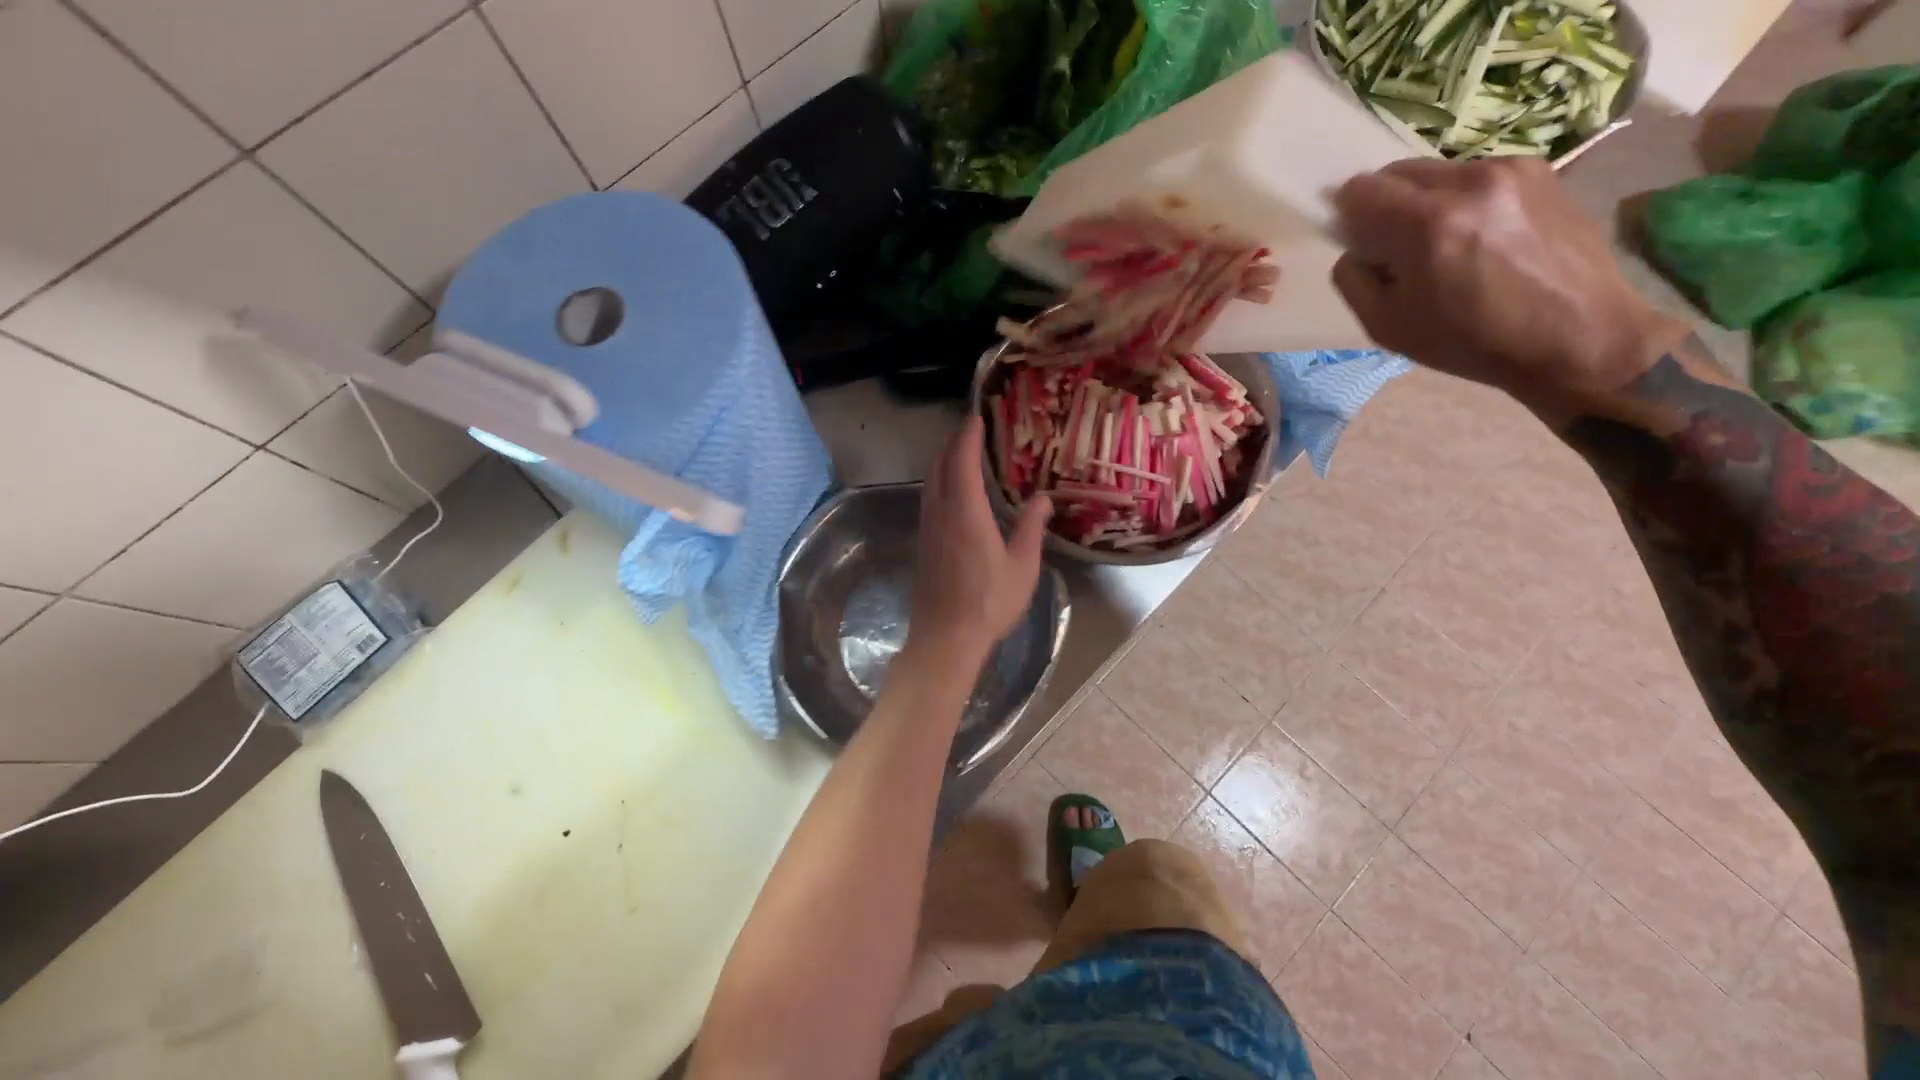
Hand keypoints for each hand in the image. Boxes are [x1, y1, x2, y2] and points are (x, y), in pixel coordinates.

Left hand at [909, 417, 1051, 661]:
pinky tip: (952, 492)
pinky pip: (929, 500)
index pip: (962, 462)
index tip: (976, 417)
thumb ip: (1031, 529)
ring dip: (943, 462)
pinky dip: (939, 483)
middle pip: (939, 466)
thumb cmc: (989, 603)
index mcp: (966, 513)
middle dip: (952, 444)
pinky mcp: (924, 544)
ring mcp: (928, 529)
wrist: (946, 637)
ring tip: (960, 454)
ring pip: (930, 483)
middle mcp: (941, 513)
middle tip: (970, 430)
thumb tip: (1042, 499)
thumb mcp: (1022, 566)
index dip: (967, 436)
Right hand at [1331, 158, 1693, 415]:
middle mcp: (1469, 182)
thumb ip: (1353, 279)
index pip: (1361, 189)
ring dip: (1428, 202)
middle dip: (1387, 205)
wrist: (1580, 338)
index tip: (1360, 240)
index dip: (1350, 215)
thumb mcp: (1388, 328)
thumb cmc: (1475, 343)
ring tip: (1449, 246)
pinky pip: (1478, 177)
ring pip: (1439, 173)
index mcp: (1427, 224)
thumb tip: (1357, 250)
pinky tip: (1484, 239)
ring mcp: (1511, 170)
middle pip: (1398, 172)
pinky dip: (1466, 201)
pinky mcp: (1541, 172)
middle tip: (1399, 248)